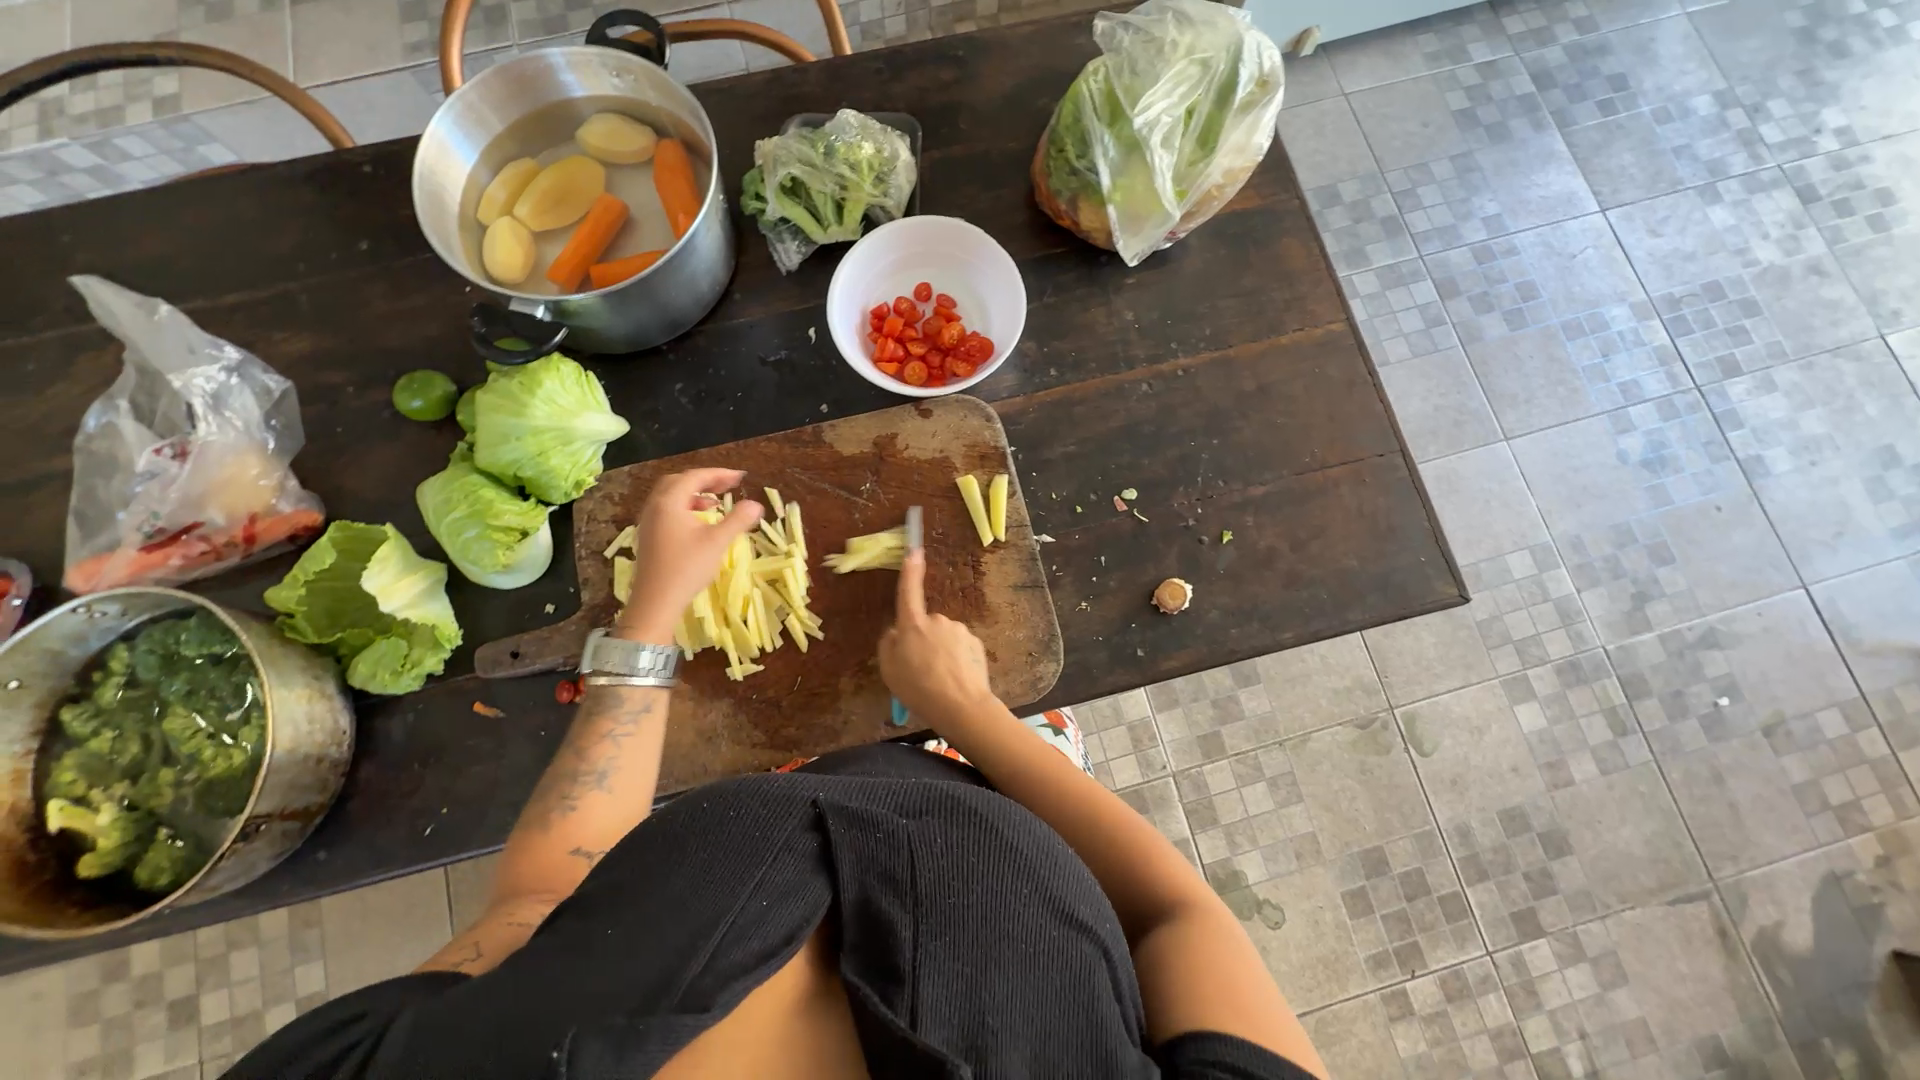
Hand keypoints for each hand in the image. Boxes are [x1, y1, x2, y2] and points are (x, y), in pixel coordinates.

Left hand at [616, 468, 762, 643]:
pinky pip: (666, 510)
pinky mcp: (648, 536)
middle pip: (679, 481)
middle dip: (704, 480)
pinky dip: (684, 507)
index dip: (719, 474)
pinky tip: (698, 522)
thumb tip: (756, 504)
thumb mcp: (717, 542)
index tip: (740, 478)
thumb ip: (737, 520)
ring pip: (670, 496)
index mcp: (669, 502)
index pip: (695, 477)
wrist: (656, 601)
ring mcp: (648, 521)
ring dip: (693, 494)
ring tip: (715, 503)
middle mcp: (654, 506)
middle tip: (727, 486)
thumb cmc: (687, 568)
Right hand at [879, 548, 997, 724]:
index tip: (914, 550)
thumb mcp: (889, 670)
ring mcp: (959, 630)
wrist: (962, 706)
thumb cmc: (919, 689)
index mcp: (912, 625)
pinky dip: (957, 660)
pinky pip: (960, 648)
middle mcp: (937, 621)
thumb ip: (889, 645)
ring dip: (941, 652)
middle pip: (925, 625)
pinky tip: (955, 679)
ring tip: (939, 679)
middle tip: (920, 670)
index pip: (908, 592)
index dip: (910, 571)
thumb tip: (896, 632)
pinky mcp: (976, 643)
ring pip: (944, 637)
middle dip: (923, 641)